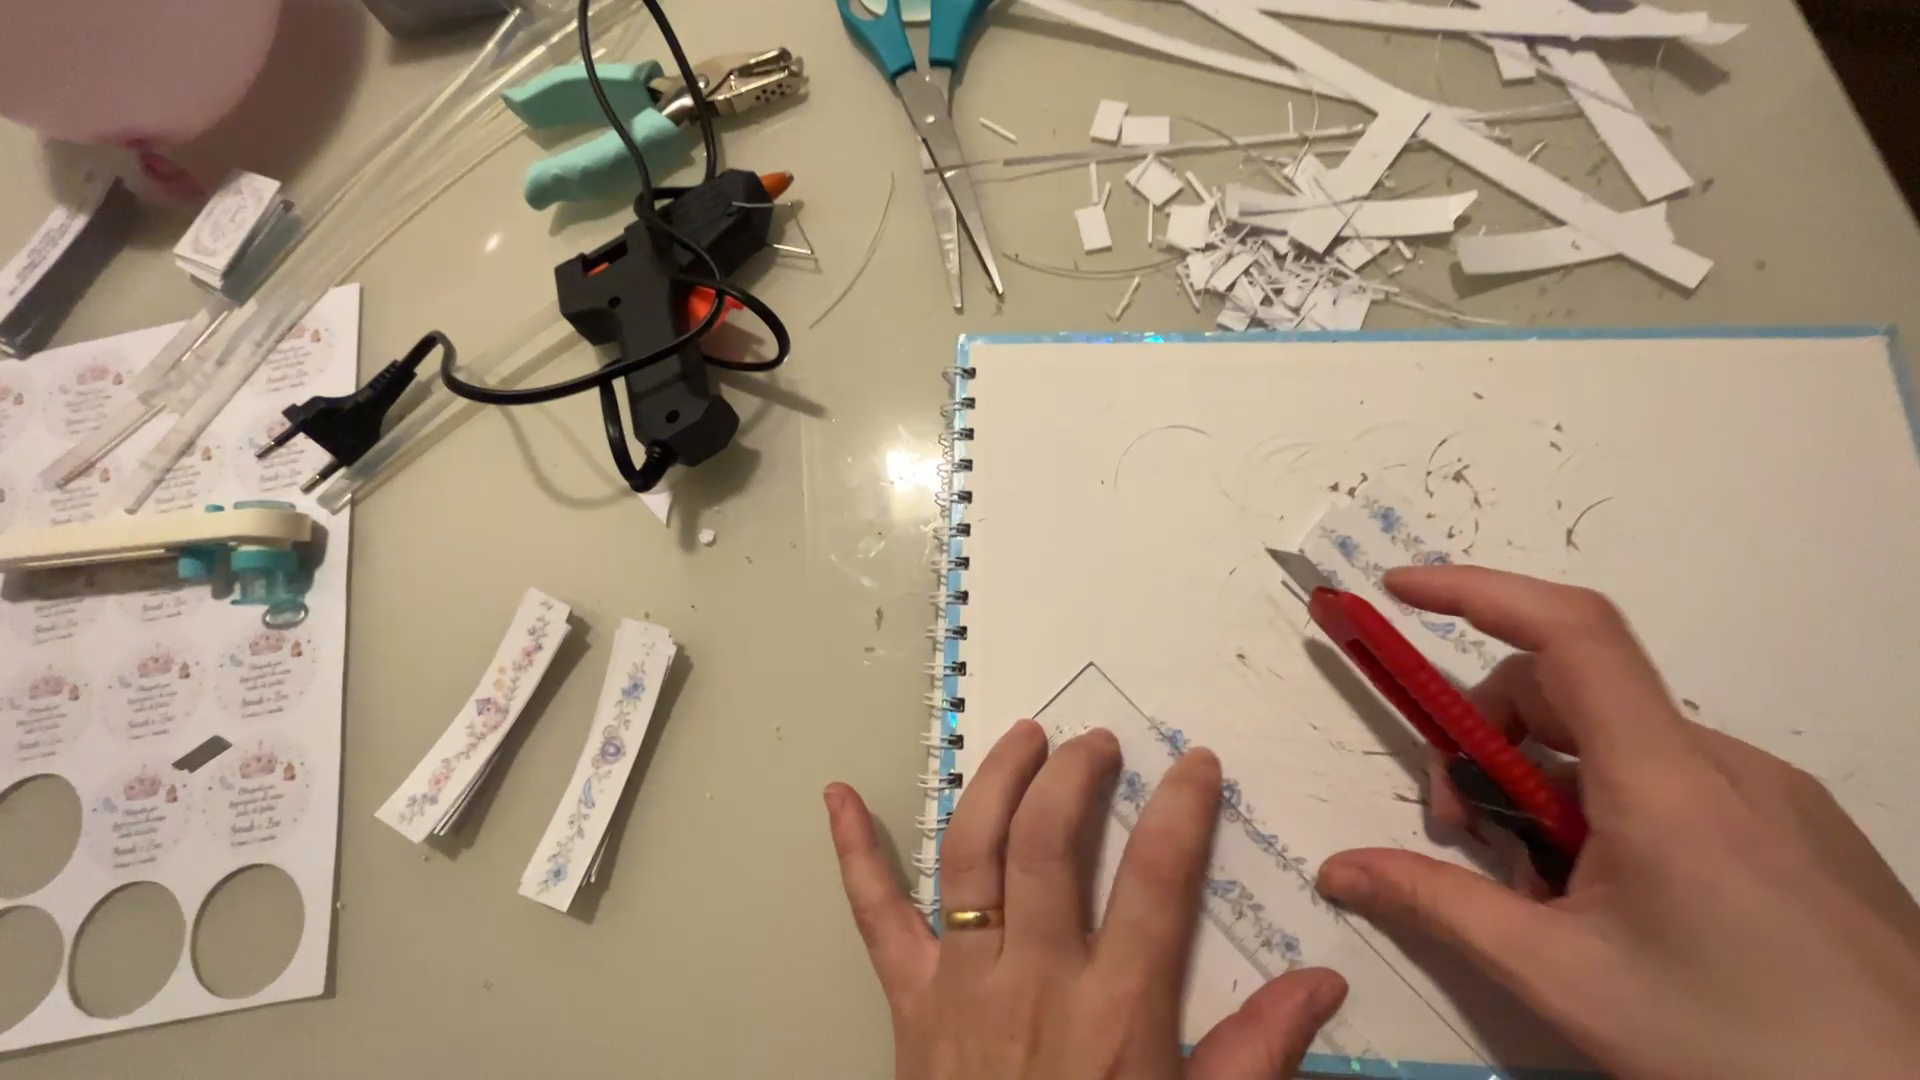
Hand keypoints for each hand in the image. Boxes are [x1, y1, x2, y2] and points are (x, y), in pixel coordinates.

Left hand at [826, 721, 1347, 1078]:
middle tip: (1094, 743)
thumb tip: (1324, 983)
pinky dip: (854, 852)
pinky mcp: (907, 997)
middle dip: (1072, 776)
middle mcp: (1031, 980)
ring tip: (1022, 736)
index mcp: (1114, 1014)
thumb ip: (1257, 1055)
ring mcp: (959, 983)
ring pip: (968, 855)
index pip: (1156, 882)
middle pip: (1045, 846)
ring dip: (992, 782)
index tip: (1195, 762)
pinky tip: (838, 795)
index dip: (1180, 810)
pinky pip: (874, 915)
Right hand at [1316, 566, 1919, 1079]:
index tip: (1399, 590)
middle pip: (1565, 692)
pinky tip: (1611, 895)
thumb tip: (1336, 869)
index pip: (1569, 632)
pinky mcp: (1794, 830)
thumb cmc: (1742, 1048)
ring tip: (1541, 884)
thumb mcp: (1561, 977)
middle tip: (1460, 829)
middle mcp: (1721, 762)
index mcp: (1665, 780)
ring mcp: (1768, 794)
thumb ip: (1435, 904)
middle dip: (1484, 740)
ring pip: (1610, 741)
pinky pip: (1663, 779)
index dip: (1475, 591)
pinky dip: (1598, 806)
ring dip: (1539, 784)